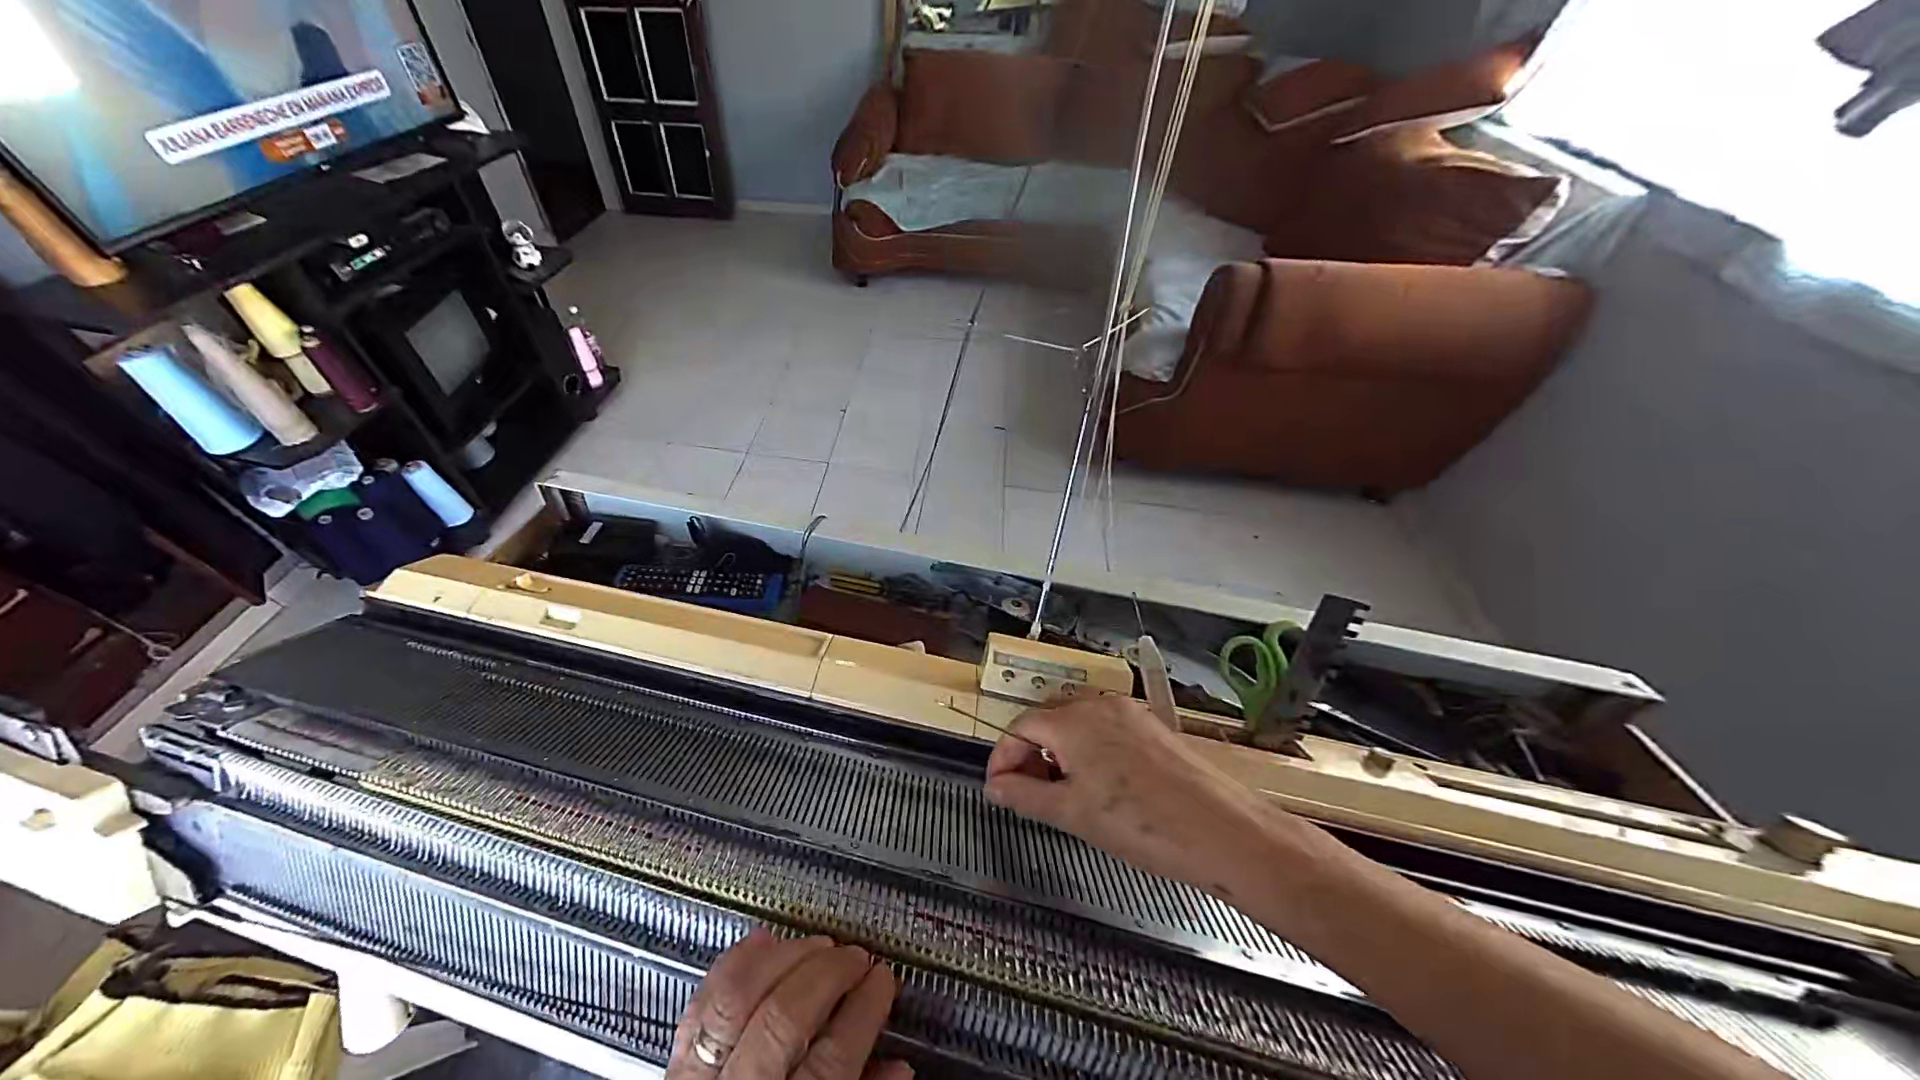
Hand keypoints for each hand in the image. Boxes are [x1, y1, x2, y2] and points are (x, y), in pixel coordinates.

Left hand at [667, 927, 911, 1079]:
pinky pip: (704, 1000)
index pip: (832, 1058)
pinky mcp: (679, 1059)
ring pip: (740, 997)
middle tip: (857, 957)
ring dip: (786, 958)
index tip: (883, 978)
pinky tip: (766, 941)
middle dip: (829, 974)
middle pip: (784, 1019)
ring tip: (820, 944)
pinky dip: (736, 962)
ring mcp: (703, 1076)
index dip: (864, 1009)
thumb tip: (899, 1068)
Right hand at [983, 697, 1293, 892]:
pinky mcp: (1152, 729)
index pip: (1020, 727)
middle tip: (1025, 794)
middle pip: (1049, 722)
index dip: (1003, 758)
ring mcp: (1130, 715)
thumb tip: (997, 786)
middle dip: (1031, 756)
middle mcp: (1101, 707)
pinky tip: (1098, 790)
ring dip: (1060, 755)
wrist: (1222, 832)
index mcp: (1074, 721)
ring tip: (1061, 796)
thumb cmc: (1147, 824)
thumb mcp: (1072, 814)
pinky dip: (1090, 755)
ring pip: (1078, 727)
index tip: (998, 787)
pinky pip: (1107, 733)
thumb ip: (1025, 795)